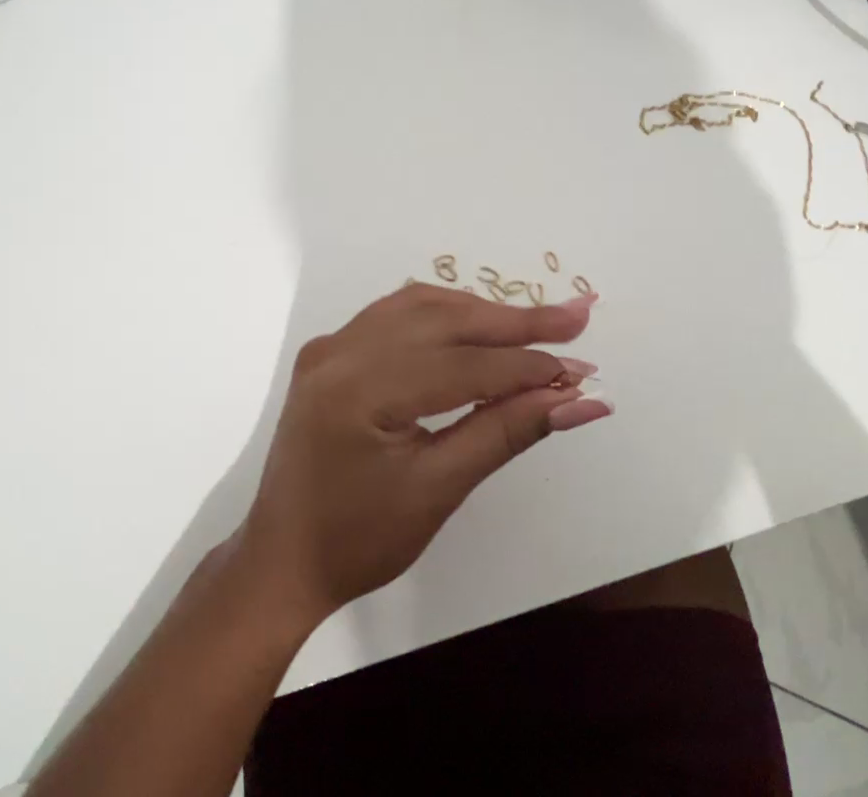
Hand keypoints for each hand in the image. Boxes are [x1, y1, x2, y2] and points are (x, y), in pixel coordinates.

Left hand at [234, 284, 608, 624]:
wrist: (283, 560)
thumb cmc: (359, 541)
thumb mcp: (438, 489)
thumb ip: (507, 432)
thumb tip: (580, 401)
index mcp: (359, 389)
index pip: (463, 365)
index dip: (528, 366)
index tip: (584, 370)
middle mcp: (339, 352)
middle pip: (442, 320)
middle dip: (514, 322)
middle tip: (577, 319)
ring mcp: (329, 349)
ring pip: (419, 307)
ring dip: (480, 313)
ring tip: (538, 323)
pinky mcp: (329, 356)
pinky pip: (394, 317)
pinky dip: (443, 317)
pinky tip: (477, 326)